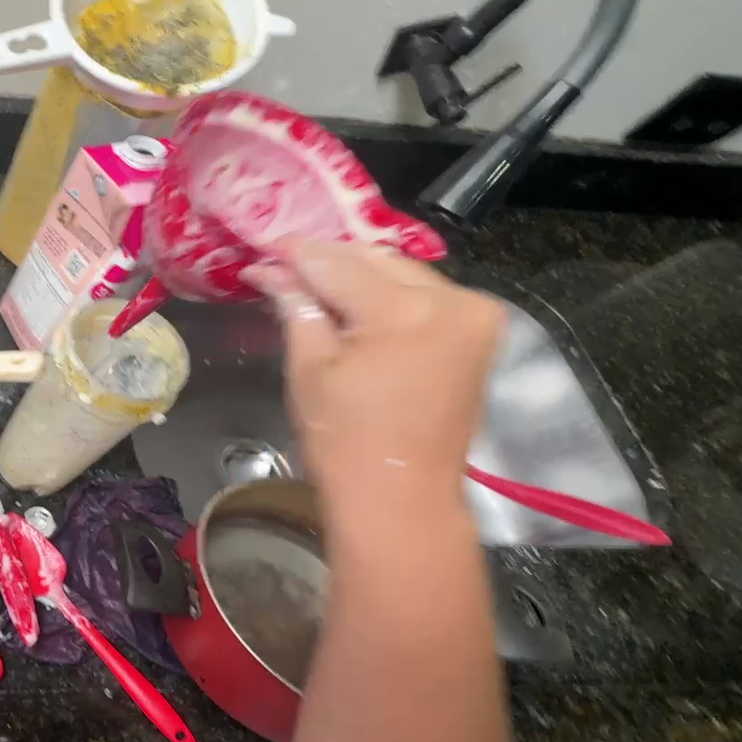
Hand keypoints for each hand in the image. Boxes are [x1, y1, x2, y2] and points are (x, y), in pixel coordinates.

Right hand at [244, 241, 503, 512]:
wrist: (399, 494)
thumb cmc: (342, 438)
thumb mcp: (309, 368)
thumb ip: (297, 308)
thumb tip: (270, 271)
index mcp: (408, 312)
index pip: (339, 265)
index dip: (296, 254)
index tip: (262, 247)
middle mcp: (454, 301)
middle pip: (378, 261)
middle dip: (328, 260)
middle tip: (281, 263)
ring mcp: (475, 315)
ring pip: (403, 274)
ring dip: (358, 274)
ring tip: (312, 281)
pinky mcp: (479, 332)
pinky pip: (424, 295)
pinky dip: (386, 294)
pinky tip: (353, 301)